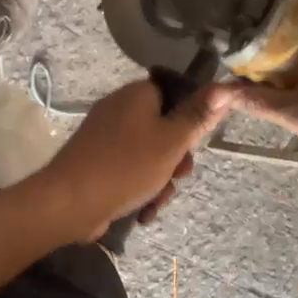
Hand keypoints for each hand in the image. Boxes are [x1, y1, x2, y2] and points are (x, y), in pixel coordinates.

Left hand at [24, 79, 237, 240]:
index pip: (174, 93)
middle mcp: (119, 110)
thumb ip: (198, 115)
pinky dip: (140, 190)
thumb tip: (226, 86)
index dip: (190, 118)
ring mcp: (105, 138)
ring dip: (160, 181)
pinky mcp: (97, 163)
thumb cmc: (126, 167)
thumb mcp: (172, 141)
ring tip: (157, 200)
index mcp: (136, 95)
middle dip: (176, 159)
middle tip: (178, 175)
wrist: (70, 203)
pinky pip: (130, 171)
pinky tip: (143, 211)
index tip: (196, 142)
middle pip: (164, 128)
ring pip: (150, 155)